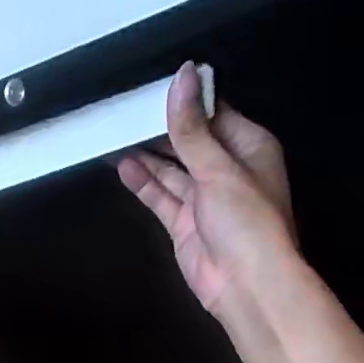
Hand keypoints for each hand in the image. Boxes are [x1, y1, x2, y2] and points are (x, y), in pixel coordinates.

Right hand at [116, 62, 299, 325]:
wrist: (247, 286)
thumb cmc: (246, 222)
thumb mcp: (219, 168)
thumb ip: (192, 128)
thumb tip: (182, 76)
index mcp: (248, 148)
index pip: (213, 114)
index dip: (185, 100)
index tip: (153, 85)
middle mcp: (227, 171)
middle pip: (189, 141)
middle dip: (161, 128)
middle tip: (126, 110)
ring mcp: (204, 200)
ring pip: (171, 170)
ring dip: (147, 155)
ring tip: (115, 135)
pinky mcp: (184, 225)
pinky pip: (162, 197)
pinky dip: (144, 183)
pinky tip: (123, 166)